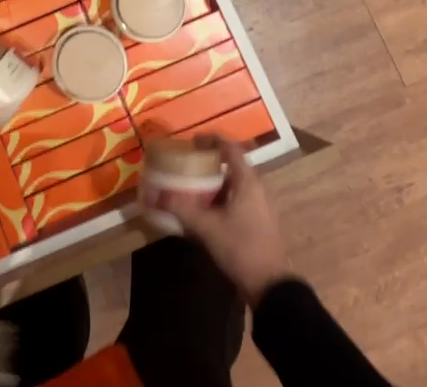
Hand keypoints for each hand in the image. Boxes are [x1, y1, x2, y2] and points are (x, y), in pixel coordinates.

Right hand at [172, 136, 291, 303]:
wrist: (271, 286)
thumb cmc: (241, 247)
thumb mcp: (207, 227)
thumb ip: (181, 209)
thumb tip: (154, 195)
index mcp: (248, 181)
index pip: (230, 148)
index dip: (211, 140)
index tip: (191, 141)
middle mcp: (257, 188)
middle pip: (232, 165)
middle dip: (209, 163)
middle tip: (186, 165)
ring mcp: (261, 205)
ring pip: (235, 184)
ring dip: (214, 182)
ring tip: (191, 187)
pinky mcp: (260, 221)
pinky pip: (238, 199)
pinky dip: (221, 197)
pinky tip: (204, 211)